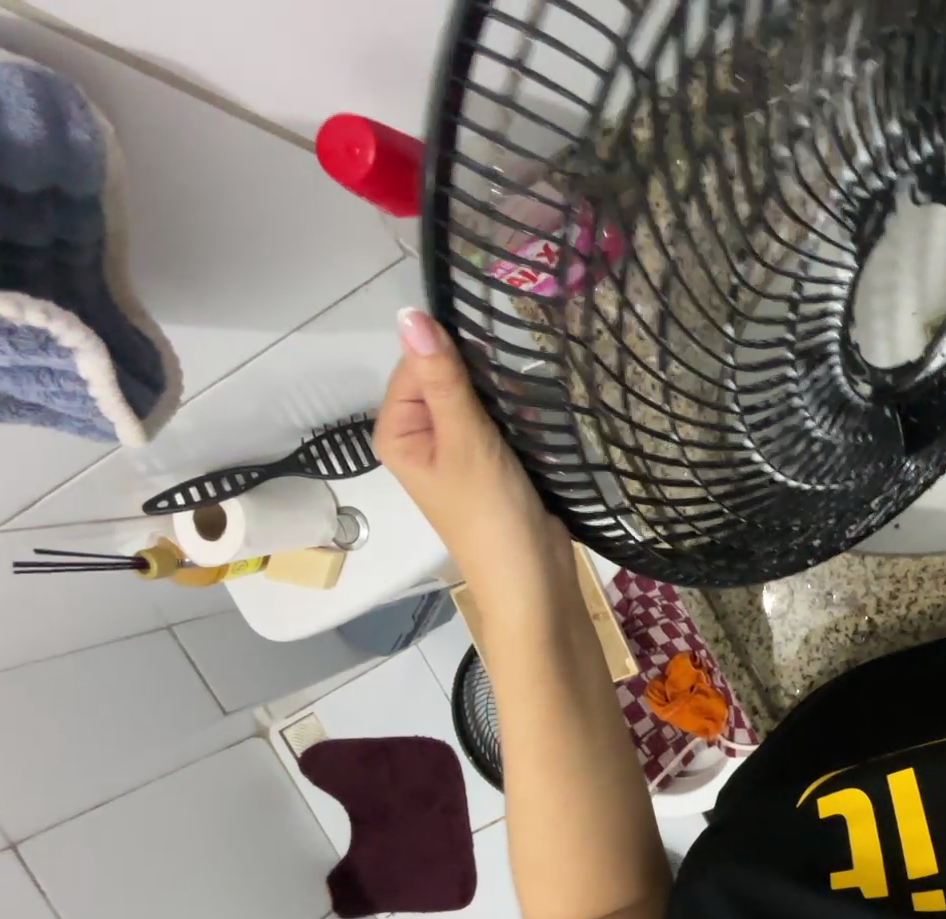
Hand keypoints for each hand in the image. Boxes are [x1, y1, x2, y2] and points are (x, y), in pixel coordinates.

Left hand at [376, 308, 571, 585]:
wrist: (532, 577)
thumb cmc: (490, 513)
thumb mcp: (465, 441)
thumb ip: (443, 378)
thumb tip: (410, 313)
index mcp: (399, 431)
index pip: (418, 365)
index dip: (453, 349)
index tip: (498, 339)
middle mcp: (424, 437)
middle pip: (449, 381)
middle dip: (484, 371)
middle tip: (527, 356)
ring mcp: (462, 452)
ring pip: (481, 401)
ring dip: (507, 391)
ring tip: (541, 375)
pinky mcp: (497, 463)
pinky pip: (503, 422)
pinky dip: (521, 412)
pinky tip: (546, 403)